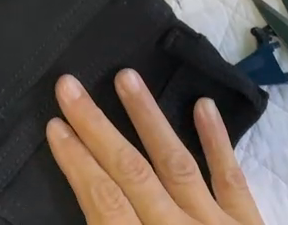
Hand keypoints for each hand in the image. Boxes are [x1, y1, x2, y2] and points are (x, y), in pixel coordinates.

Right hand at [47, 71, 264, 224]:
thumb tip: (91, 214)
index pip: (105, 207)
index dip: (77, 164)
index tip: (54, 125)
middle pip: (132, 175)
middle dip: (96, 128)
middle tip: (68, 84)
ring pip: (177, 165)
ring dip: (148, 119)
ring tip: (126, 76)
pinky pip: (233, 181)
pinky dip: (218, 143)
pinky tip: (203, 105)